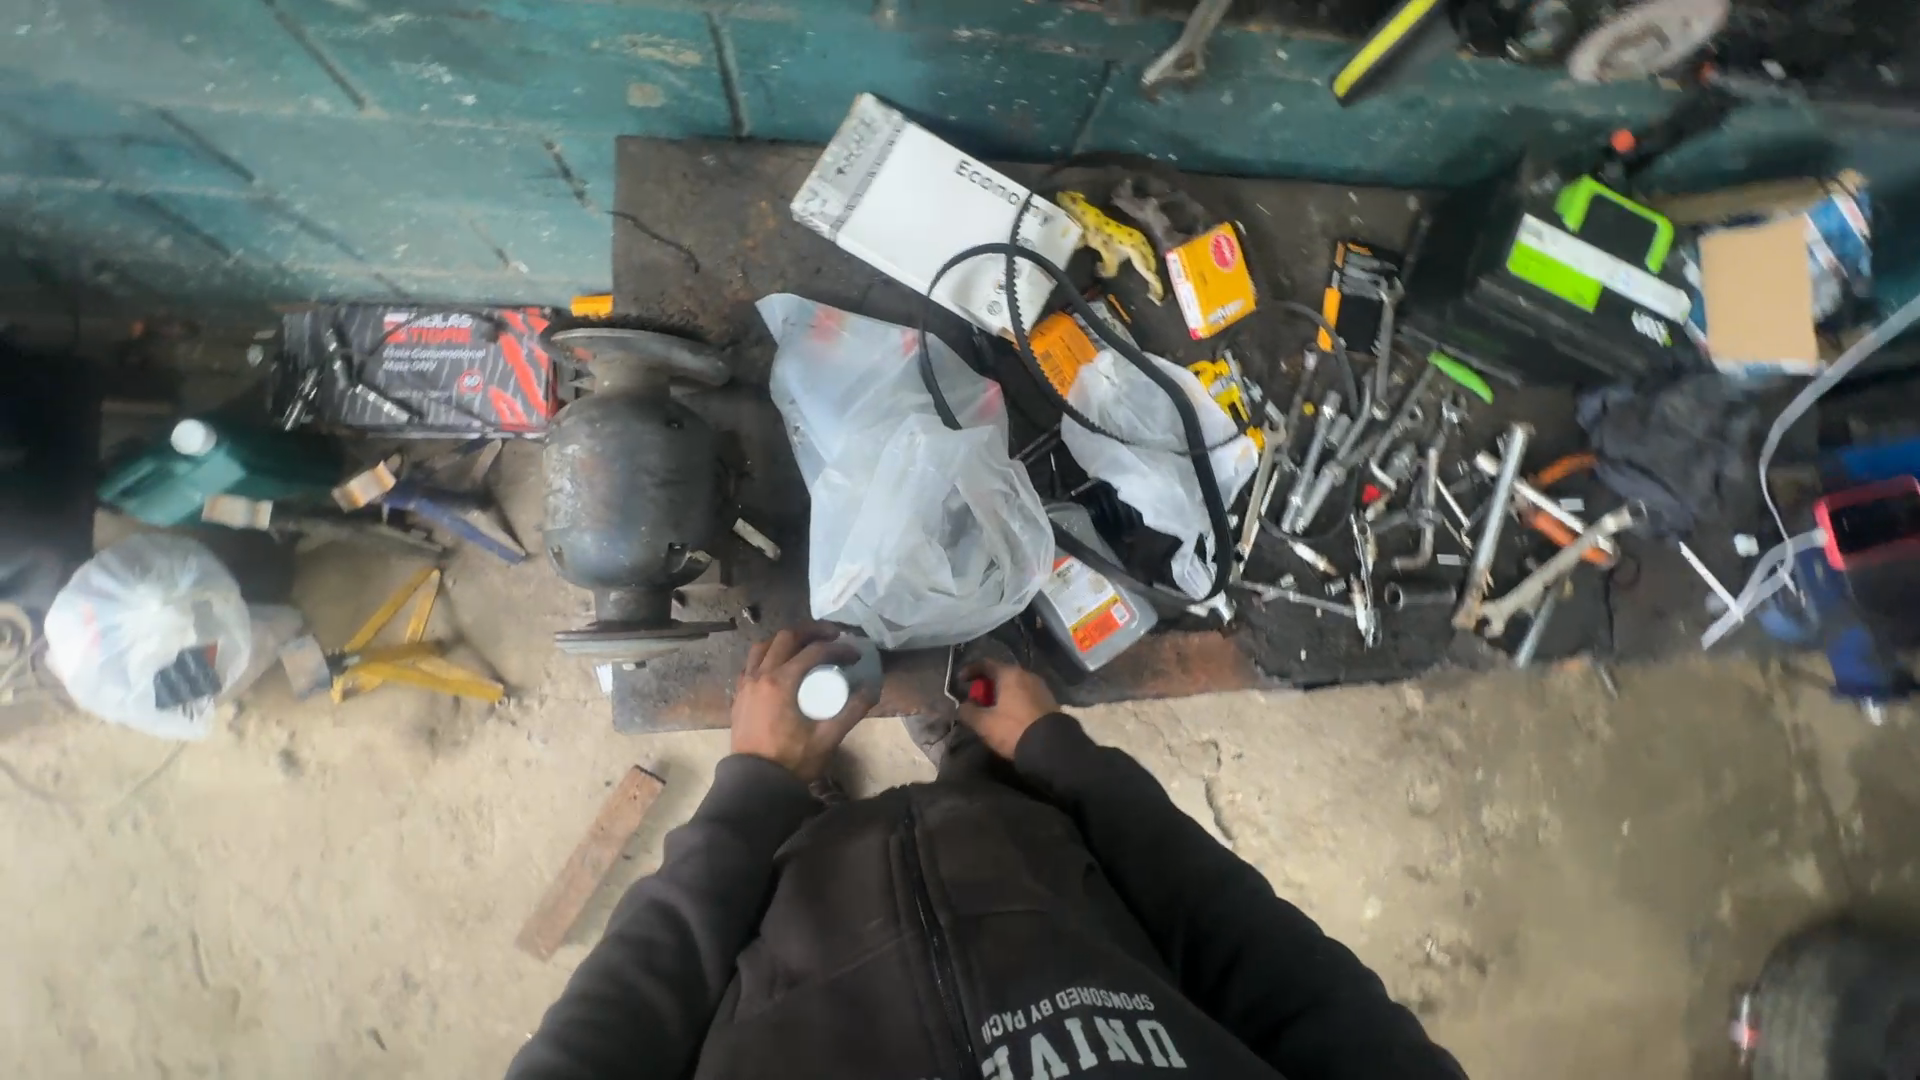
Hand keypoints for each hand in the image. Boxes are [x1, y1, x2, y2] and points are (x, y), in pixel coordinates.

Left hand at [731, 622, 876, 780]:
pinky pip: (752, 663)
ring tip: (805, 646)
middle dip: (812, 632)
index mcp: (782, 682)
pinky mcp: (740, 695)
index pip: (815, 651)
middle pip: (786, 637)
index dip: (839, 648)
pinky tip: (781, 667)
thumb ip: (852, 711)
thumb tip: (871, 689)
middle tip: (833, 636)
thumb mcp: (828, 737)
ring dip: (786, 641)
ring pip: (764, 646)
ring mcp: (746, 684)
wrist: (755, 785)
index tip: (855, 655)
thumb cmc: (792, 761)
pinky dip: (768, 656)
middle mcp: (761, 675)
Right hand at [957, 659, 1056, 759]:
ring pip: (1015, 685)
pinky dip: (1014, 700)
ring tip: (993, 710)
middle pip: (1001, 674)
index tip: (960, 681)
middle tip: (977, 700)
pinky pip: (1026, 695)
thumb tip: (962, 706)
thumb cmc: (1014, 729)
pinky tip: (1010, 715)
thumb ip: (968, 712)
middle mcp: (1026, 674)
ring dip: (1001, 694)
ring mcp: (1040, 687)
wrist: (1052, 746)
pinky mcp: (1049, 700)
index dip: (970, 670)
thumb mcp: (984, 723)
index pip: (985, 664)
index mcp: (1009, 674)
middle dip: (986, 685)